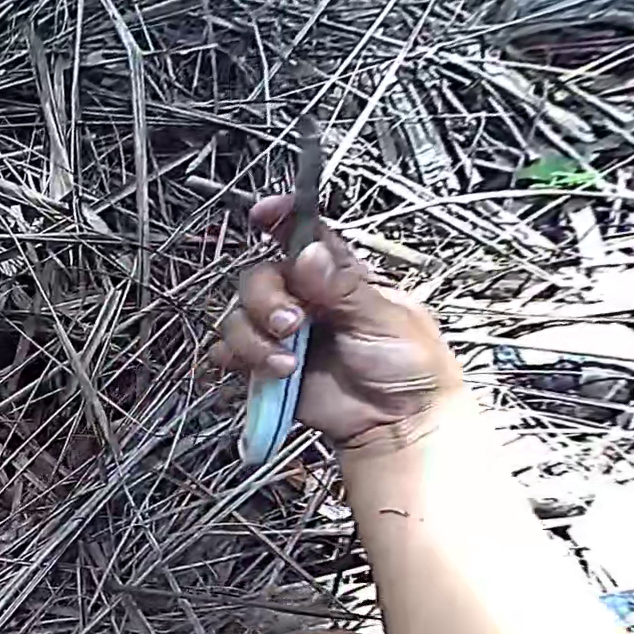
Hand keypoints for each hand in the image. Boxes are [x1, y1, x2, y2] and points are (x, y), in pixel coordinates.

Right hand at [212, 194, 463, 451]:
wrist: (393, 421)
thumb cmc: (407, 366)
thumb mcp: (385, 319)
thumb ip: (343, 288)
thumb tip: (308, 254)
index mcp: (335, 278)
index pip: (303, 236)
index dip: (281, 219)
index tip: (263, 212)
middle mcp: (301, 300)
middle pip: (256, 281)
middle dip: (266, 304)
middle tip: (291, 326)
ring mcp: (278, 334)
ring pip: (236, 319)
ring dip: (255, 342)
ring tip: (287, 364)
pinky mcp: (260, 365)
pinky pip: (226, 353)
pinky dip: (235, 360)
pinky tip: (263, 371)